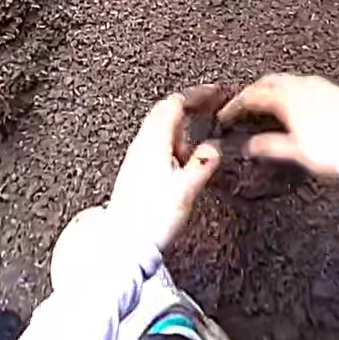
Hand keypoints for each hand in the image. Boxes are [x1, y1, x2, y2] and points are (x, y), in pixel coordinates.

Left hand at [107, 94, 222, 250]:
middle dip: (190, 103)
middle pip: (165, 111)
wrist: (122, 247)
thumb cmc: (151, 219)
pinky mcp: (135, 172)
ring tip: (201, 129)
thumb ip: (204, 162)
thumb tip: (215, 146)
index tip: (216, 92)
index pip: (175, 103)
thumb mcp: (187, 188)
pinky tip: (183, 156)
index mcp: (154, 141)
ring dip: (182, 123)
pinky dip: (174, 139)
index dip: (198, 94)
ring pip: (160, 127)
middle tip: (211, 103)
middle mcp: (142, 144)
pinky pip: (156, 143)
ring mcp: (136, 158)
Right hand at [218, 73, 338, 178]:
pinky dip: (290, 89)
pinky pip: (303, 83)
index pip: (253, 95)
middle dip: (253, 91)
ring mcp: (318, 84)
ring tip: (267, 101)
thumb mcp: (296, 151)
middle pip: (269, 81)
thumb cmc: (334, 148)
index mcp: (287, 97)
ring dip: (273, 88)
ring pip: (287, 80)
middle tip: (243, 103)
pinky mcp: (332, 89)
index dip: (236, 105)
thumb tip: (251, 146)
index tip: (226, 114)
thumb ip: (271, 146)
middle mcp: (301, 85)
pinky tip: (295, 102)